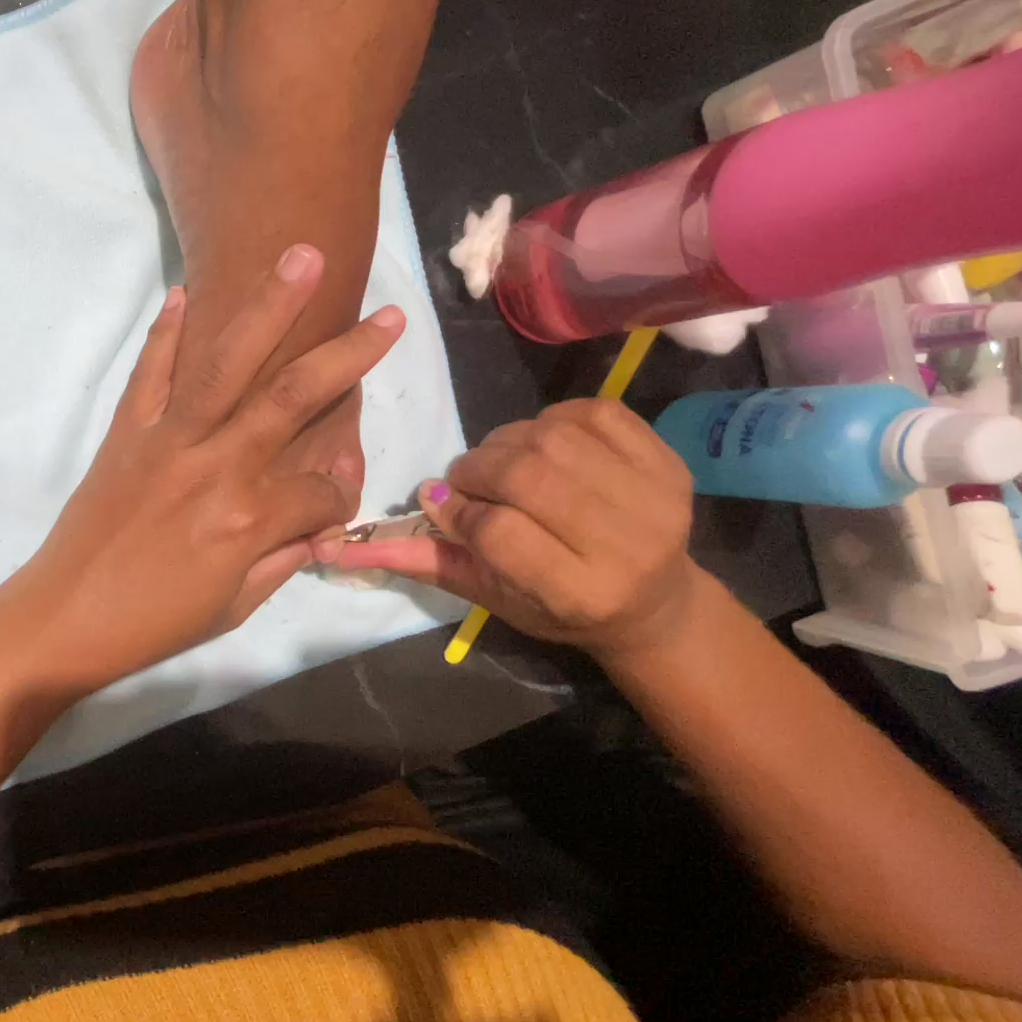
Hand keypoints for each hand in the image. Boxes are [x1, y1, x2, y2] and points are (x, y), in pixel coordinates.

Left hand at [1, 245, 403, 696]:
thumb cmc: (153, 623)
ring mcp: (166, 441)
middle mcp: (216, 467)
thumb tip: (315, 525)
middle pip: (294, 398)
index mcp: (249, 520)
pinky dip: (164, 333)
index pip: (321, 491)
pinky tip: (183, 292)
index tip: (331, 504)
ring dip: (266, 308)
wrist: (65, 615)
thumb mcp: (234, 607)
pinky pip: (148, 373)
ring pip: (224, 366)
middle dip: (347, 355)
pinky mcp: (124, 432)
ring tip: (300, 257)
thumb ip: (281, 558)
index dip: (338, 498)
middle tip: (388, 314)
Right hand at [335, 398, 701, 658]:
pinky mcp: (669, 461)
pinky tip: (543, 443)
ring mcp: (655, 497)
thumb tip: (351, 548)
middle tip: (464, 480)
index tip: (440, 506)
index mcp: (578, 593)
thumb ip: (431, 564)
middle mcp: (626, 544)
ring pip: (553, 437)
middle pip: (527, 477)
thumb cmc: (559, 609)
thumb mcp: (491, 598)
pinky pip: (593, 412)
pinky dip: (552, 419)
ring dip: (507, 441)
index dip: (459, 513)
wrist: (654, 600)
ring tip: (498, 462)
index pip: (499, 533)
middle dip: (477, 470)